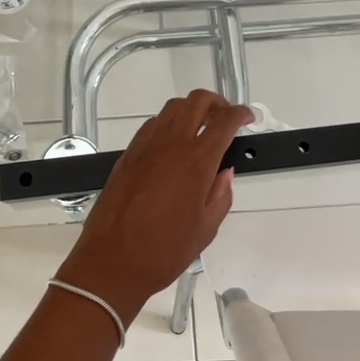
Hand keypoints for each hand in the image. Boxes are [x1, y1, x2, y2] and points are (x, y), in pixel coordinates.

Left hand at [55, 90, 253, 323]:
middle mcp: (171, 144)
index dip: (240, 113)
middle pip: (197, 101)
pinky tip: (173, 143)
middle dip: (217, 102)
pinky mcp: (128, 153)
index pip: (224, 121)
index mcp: (196, 162)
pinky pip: (153, 124)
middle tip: (226, 117)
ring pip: (172, 108)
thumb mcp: (206, 229)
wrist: (112, 259)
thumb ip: (221, 195)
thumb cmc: (164, 250)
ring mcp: (146, 145)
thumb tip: (224, 173)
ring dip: (192, 109)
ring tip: (201, 127)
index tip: (247, 117)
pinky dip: (169, 123)